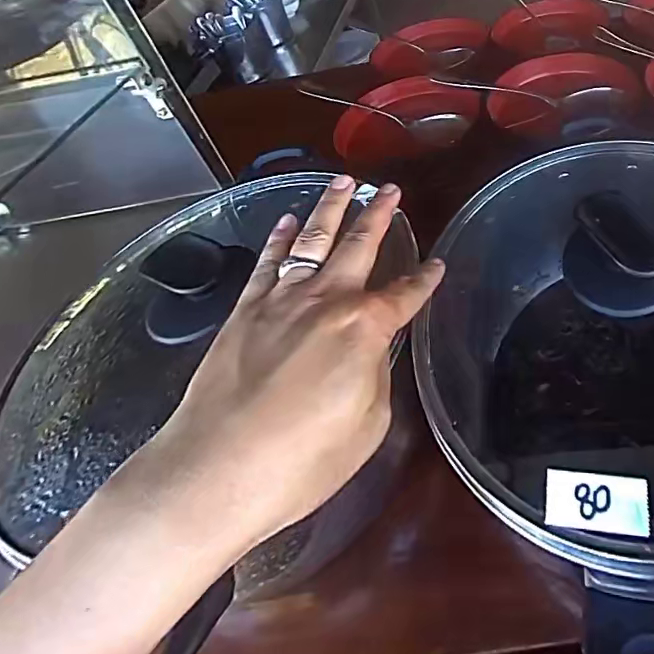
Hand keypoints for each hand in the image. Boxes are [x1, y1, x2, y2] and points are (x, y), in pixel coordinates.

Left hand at [125, 175, 443, 560]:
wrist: (215, 472)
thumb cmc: (303, 461)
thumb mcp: (368, 424)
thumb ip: (375, 374)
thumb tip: (367, 349)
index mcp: (365, 327)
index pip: (405, 294)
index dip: (425, 279)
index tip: (437, 263)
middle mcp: (327, 300)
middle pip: (359, 245)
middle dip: (379, 214)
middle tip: (390, 190)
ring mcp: (282, 299)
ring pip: (313, 238)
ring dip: (331, 207)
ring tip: (344, 181)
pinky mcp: (245, 309)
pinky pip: (268, 261)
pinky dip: (280, 238)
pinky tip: (288, 220)